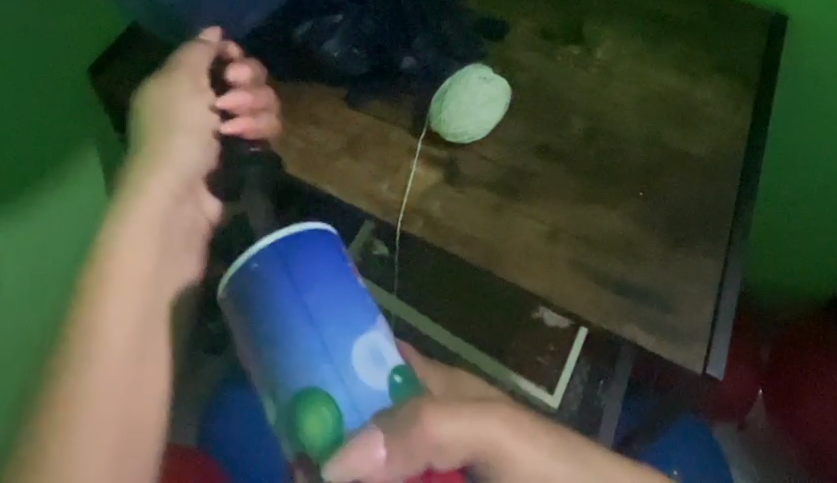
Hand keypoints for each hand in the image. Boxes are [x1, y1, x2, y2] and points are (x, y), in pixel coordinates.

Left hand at [110, 28, 280, 293]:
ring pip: (262, 101)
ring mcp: (223, 130)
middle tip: (230, 99)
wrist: (178, 198)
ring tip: (234, 127)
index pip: (219, 55)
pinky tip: (244, 139)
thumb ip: (199, 49)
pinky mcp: (243, 154)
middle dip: (247, 82)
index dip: (232, 55)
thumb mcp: (178, 78)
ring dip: (253, 108)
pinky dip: (258, 130)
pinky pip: (266, 128)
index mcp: (179, 83)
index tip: (232, 62)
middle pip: (247, 76)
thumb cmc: (173, 132)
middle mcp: (202, 104)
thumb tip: (215, 31)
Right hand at [321, 344, 665, 482]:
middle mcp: (422, 436)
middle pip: (355, 434)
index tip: (281, 393)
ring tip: (302, 472)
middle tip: (288, 465)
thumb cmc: (556, 467)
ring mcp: (427, 475)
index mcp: (437, 393)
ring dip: (335, 469)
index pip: (369, 365)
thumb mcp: (495, 428)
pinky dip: (359, 481)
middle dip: (320, 443)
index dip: (326, 370)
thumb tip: (337, 458)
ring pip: (367, 465)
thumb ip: (426, 424)